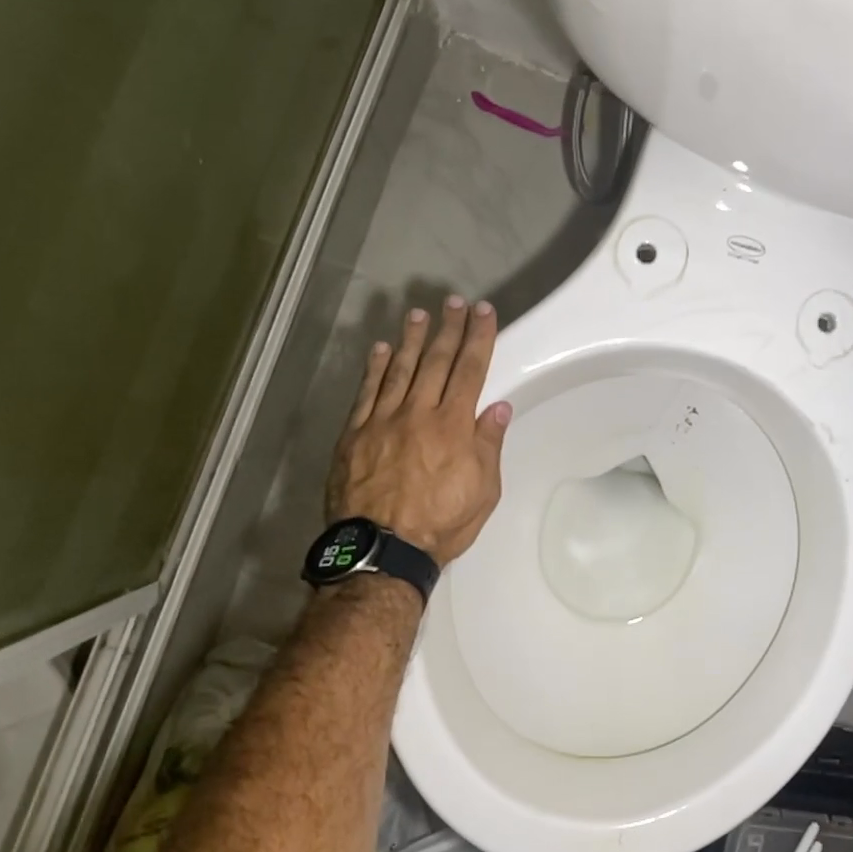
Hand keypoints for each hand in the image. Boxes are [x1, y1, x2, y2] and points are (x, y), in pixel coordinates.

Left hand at [326, 296, 512, 566]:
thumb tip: (497, 407)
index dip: (478, 338)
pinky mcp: (355, 435)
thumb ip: (488, 444)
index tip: (483, 313)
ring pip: (400, 370)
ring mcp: (383, 421)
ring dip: (412, 339)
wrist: (381, 550)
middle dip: (448, 329)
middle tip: (453, 302)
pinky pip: (366, 393)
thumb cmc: (442, 524)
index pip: (470, 371)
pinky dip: (375, 368)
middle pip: (436, 362)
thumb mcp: (483, 490)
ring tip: (419, 314)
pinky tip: (382, 349)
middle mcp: (419, 414)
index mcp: (454, 426)